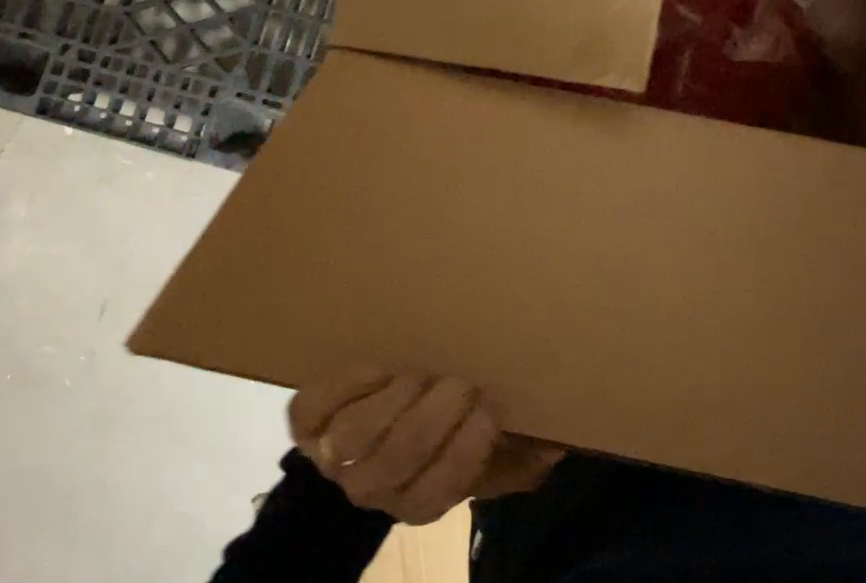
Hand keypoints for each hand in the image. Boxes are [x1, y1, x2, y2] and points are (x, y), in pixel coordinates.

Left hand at [288, 367, 565, 523]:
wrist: (381, 432)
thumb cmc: (453, 433)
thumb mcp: (496, 448)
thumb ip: (528, 448)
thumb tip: (560, 440)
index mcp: (422, 499)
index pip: (443, 485)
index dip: (469, 445)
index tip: (491, 407)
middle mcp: (372, 487)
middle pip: (400, 454)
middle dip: (437, 411)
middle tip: (462, 380)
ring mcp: (332, 457)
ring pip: (356, 433)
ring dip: (396, 396)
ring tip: (421, 374)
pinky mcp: (305, 423)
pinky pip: (315, 407)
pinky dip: (348, 382)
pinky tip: (381, 368)